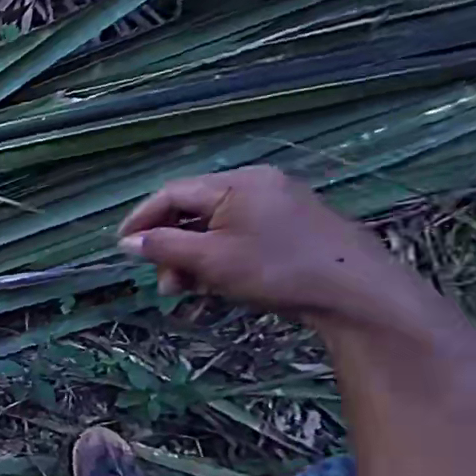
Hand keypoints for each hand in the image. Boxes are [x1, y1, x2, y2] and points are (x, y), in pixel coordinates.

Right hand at [116, 166, 422, 326]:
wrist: (354, 292)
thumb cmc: (276, 270)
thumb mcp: (210, 260)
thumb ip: (164, 247)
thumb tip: (126, 242)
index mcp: (236, 183)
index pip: (172, 193)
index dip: (141, 219)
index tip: (121, 246)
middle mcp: (256, 185)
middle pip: (193, 211)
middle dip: (171, 248)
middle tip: (165, 285)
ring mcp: (276, 205)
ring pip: (214, 228)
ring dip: (192, 260)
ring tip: (189, 292)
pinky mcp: (289, 227)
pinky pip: (238, 237)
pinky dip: (218, 260)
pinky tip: (216, 287)